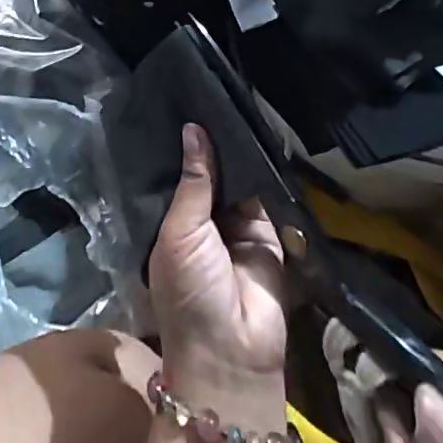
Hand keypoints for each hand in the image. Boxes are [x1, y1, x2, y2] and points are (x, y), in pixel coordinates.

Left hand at [147, 125, 287, 406]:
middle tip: (213, 94)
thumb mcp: (181, 232)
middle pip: (210, 175)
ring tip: (237, 105)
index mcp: (172, 222)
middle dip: (212, 146)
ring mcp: (237, 226)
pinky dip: (264, 172)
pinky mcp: (269, 233)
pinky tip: (262, 137)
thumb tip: (193, 129)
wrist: (234, 348)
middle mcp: (203, 220)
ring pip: (238, 180)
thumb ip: (193, 183)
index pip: (177, 176)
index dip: (181, 148)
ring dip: (238, 154)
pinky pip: (266, 195)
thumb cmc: (190, 289)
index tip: (181, 105)